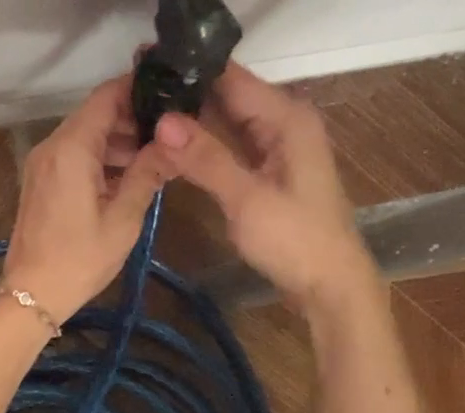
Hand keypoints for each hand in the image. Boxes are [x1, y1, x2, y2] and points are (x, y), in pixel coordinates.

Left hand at [3, 76, 173, 323]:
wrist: (31, 297)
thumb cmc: (79, 261)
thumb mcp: (123, 219)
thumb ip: (149, 173)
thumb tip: (175, 142)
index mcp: (72, 147)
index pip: (108, 95)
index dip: (140, 91)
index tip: (171, 99)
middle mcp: (52, 146)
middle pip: (97, 115)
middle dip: (133, 122)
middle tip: (169, 138)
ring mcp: (42, 165)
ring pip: (86, 137)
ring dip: (118, 144)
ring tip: (154, 163)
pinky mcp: (40, 184)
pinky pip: (73, 158)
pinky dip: (99, 161)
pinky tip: (126, 181)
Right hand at [150, 64, 378, 311]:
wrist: (328, 284)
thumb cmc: (294, 241)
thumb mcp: (246, 199)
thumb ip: (205, 159)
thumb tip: (163, 122)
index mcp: (286, 117)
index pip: (231, 78)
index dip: (189, 75)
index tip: (144, 82)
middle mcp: (285, 122)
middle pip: (228, 98)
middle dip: (187, 101)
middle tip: (136, 107)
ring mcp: (278, 147)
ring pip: (228, 124)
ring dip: (194, 125)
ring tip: (145, 125)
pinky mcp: (270, 171)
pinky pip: (233, 147)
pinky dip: (207, 149)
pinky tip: (175, 152)